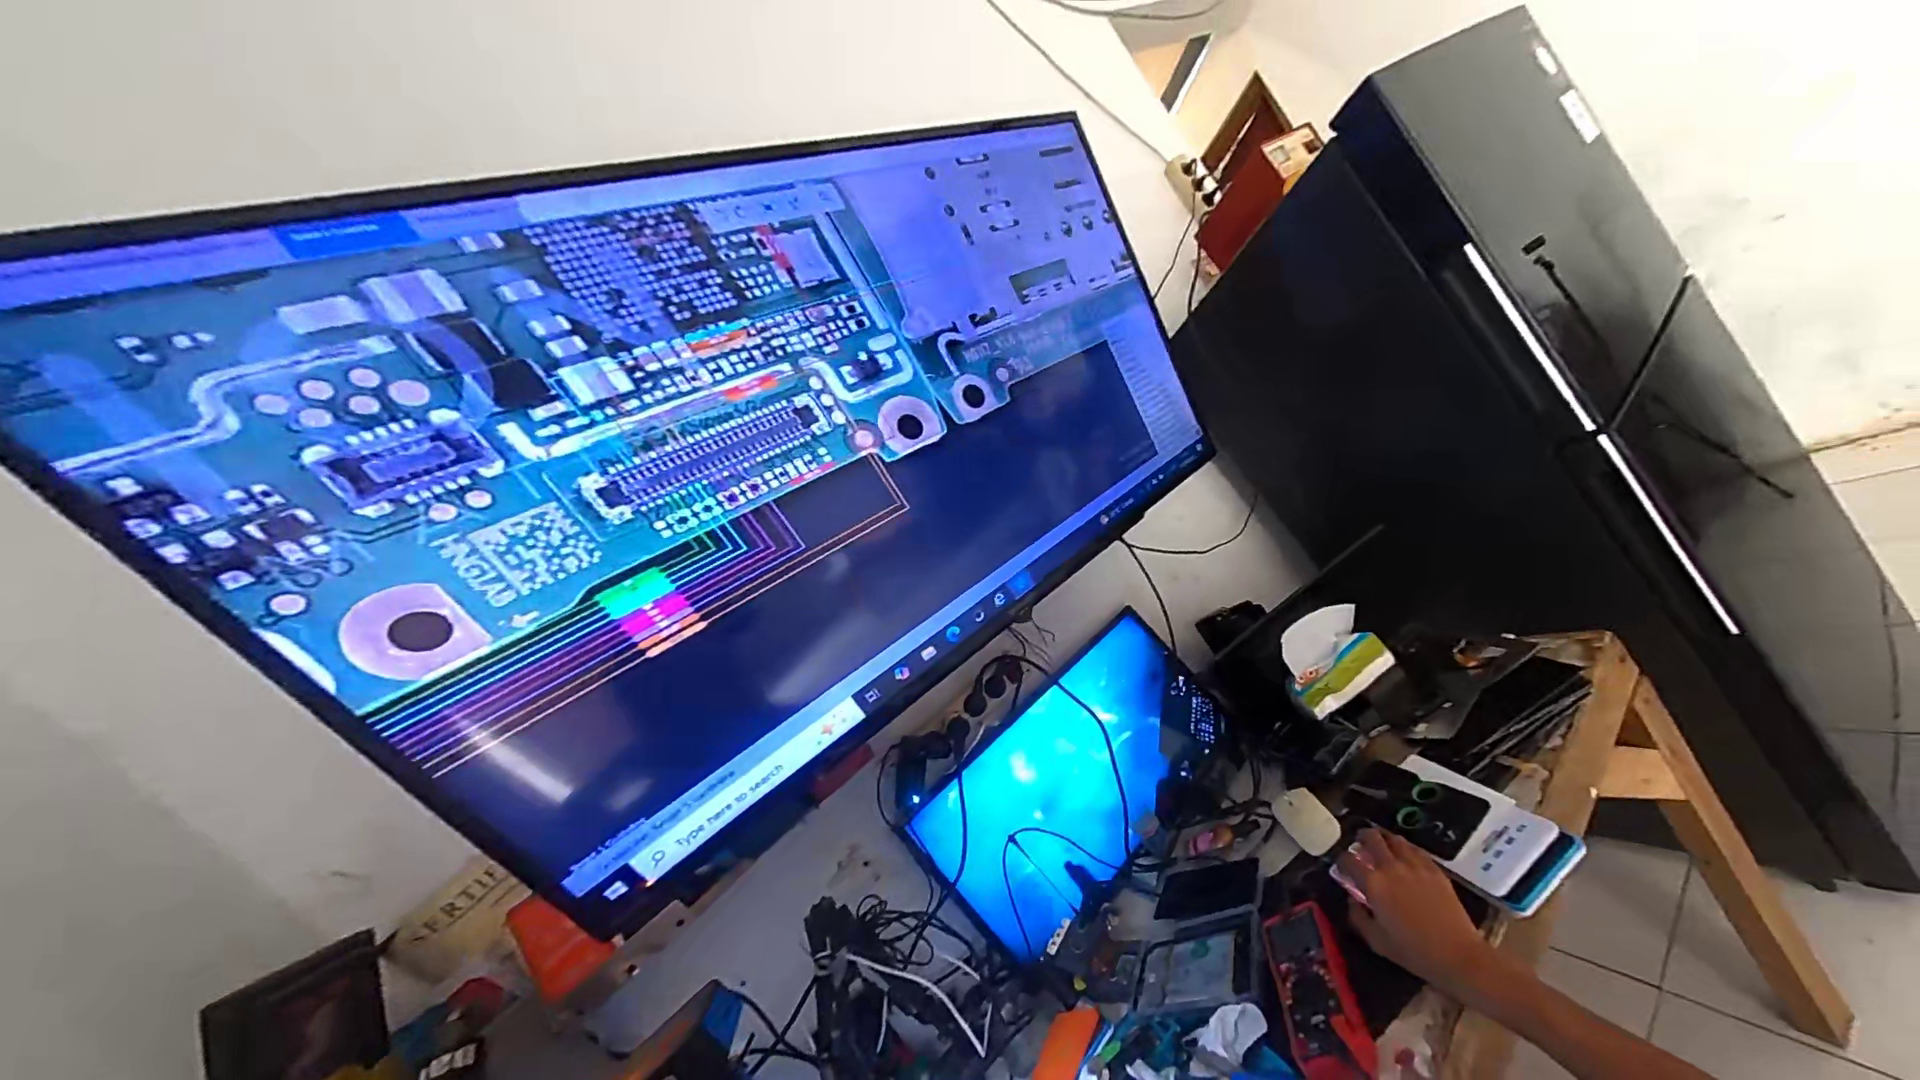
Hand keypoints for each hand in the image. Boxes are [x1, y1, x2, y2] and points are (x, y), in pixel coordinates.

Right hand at [1337, 828, 1493, 990]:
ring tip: (1382, 847)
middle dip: (1361, 839)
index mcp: (1372, 884)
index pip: (1348, 859)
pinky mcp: (1435, 870)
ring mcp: (1415, 866)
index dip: (1341, 860)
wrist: (1460, 957)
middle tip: (1360, 846)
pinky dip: (1406, 848)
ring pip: (1394, 838)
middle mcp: (1390, 868)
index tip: (1343, 867)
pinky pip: (1416, 849)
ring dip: (1384, 839)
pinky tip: (1406, 856)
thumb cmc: (1414, 952)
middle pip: (1371, 837)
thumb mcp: (1376, 941)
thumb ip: (1358, 916)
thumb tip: (1352, 900)